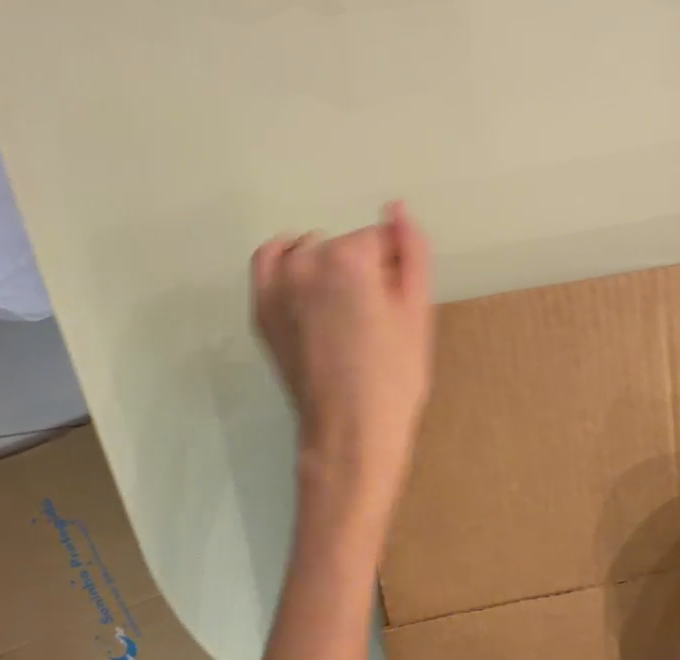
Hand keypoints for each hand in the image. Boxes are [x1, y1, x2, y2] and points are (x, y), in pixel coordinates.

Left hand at [252, 202, 433, 506]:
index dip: (396, 271)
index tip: (398, 308)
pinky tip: (305, 280)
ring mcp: (276, 286)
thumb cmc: (393, 377)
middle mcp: (305, 261)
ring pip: (310, 252)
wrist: (350, 432)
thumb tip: (395, 207)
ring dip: (328, 268)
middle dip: (363, 270)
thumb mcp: (417, 312)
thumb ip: (410, 250)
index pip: (381, 242)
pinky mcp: (262, 310)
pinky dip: (286, 261)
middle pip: (345, 246)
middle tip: (375, 319)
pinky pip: (269, 263)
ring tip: (343, 313)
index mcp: (348, 257)